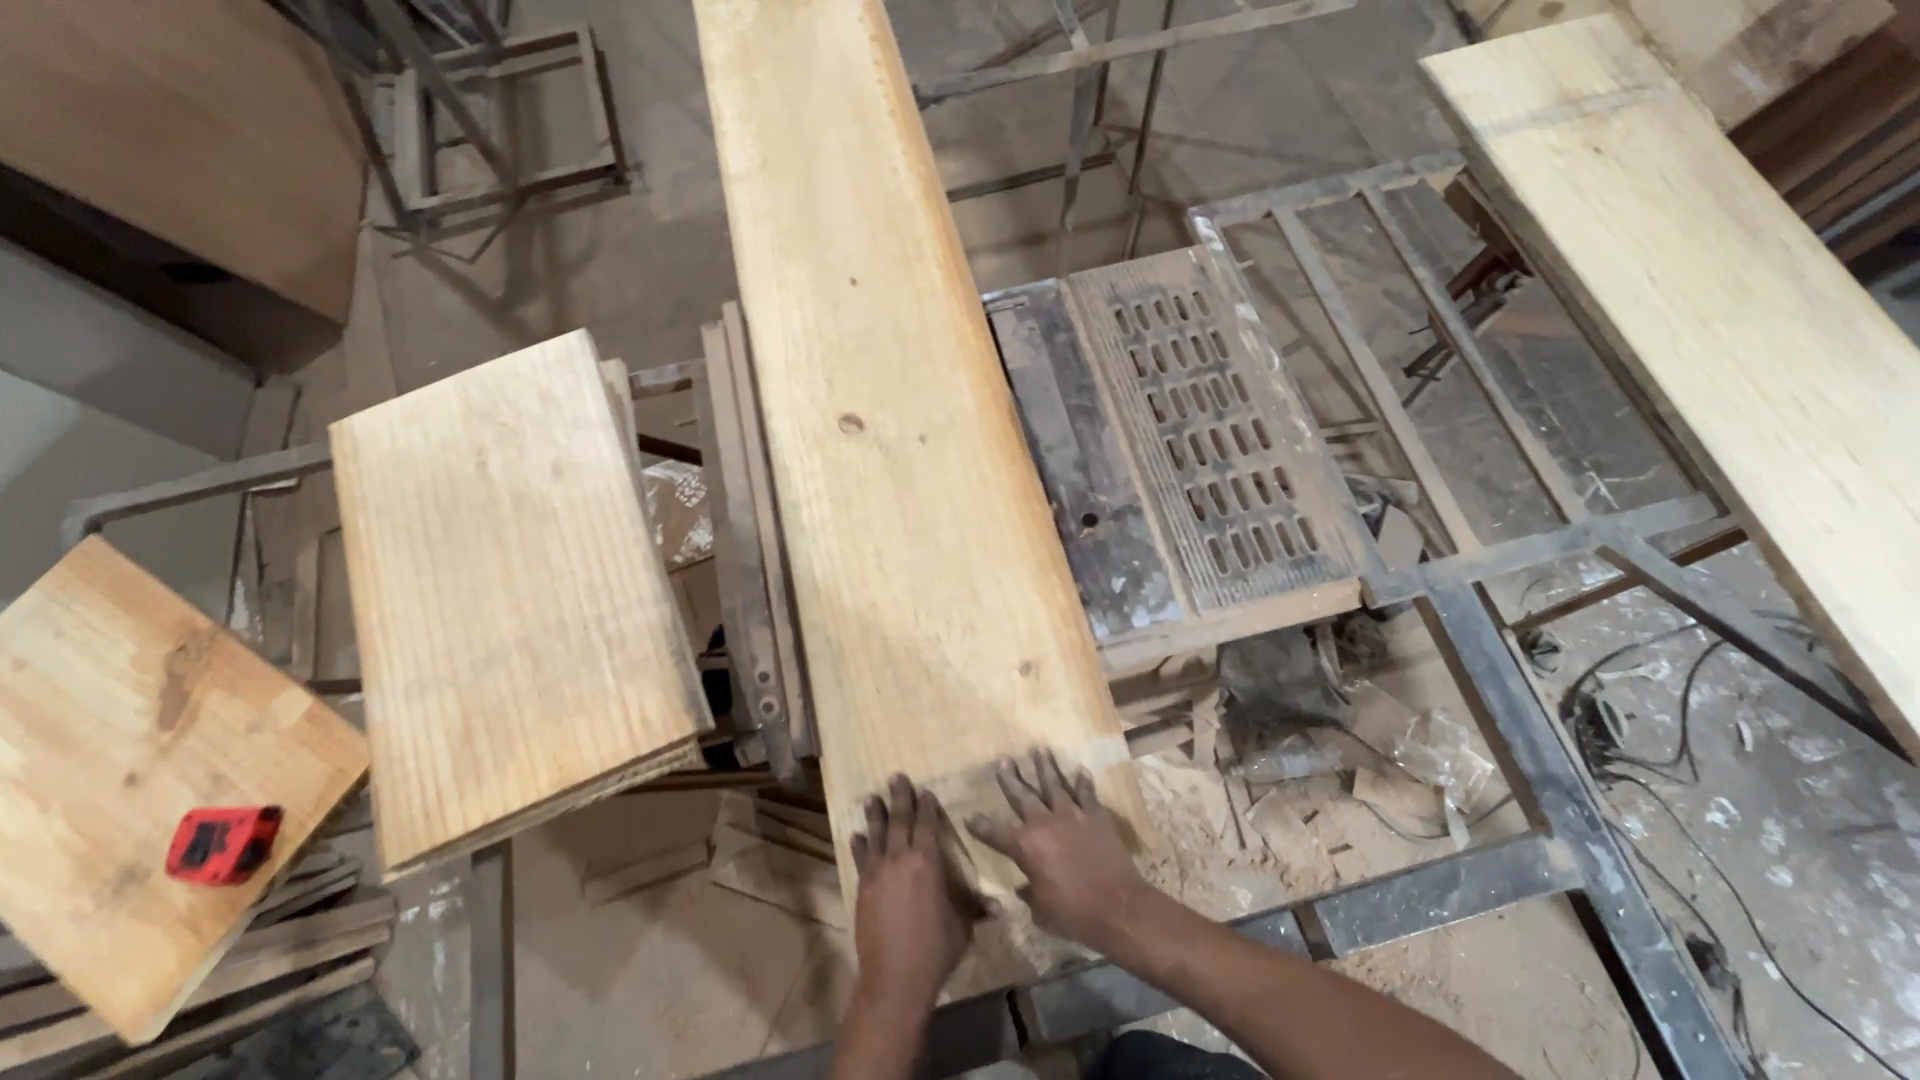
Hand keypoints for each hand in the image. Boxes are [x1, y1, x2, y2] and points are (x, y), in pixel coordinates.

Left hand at [849, 775, 976, 1009]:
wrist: (896, 977)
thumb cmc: (936, 949)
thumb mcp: (962, 926)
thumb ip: (975, 909)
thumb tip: (998, 906)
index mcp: (928, 862)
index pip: (927, 824)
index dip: (926, 806)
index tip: (924, 790)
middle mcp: (900, 859)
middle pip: (899, 820)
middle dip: (899, 798)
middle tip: (896, 777)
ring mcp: (878, 873)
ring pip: (876, 835)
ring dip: (874, 815)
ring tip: (871, 798)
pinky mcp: (863, 889)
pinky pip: (861, 859)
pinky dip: (859, 845)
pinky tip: (856, 835)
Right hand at [964, 750, 1153, 948]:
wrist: (1118, 906)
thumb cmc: (1074, 914)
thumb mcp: (1042, 911)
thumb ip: (1030, 893)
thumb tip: (1024, 888)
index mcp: (1025, 847)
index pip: (995, 833)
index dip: (980, 826)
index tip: (968, 816)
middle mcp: (1044, 824)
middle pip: (1023, 796)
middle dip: (1012, 778)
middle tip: (1004, 760)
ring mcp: (1072, 817)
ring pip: (1054, 785)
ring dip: (1045, 767)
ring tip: (1039, 750)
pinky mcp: (1096, 818)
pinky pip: (1087, 794)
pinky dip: (1083, 782)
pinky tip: (1080, 770)